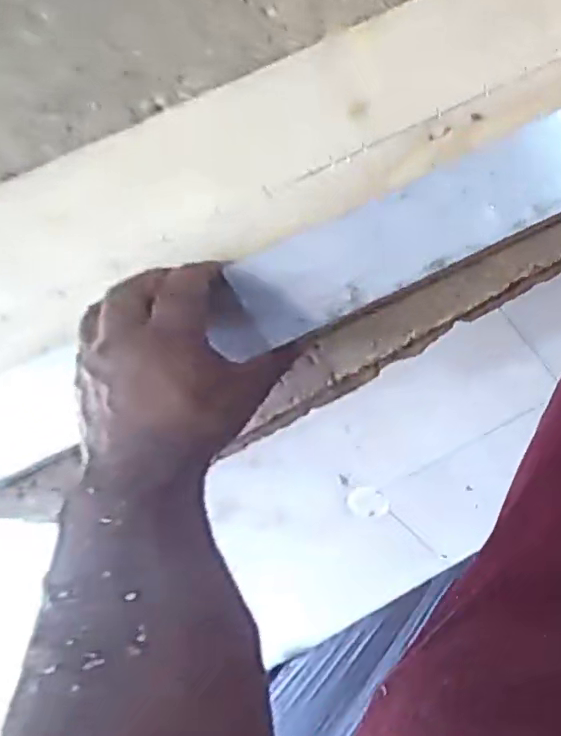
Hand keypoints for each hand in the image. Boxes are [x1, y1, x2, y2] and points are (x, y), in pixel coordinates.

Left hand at [77, 264, 296, 497]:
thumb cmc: (202, 422)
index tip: (221, 270)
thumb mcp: (250, 388)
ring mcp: (96, 354)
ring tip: (156, 298)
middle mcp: (124, 337)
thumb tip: (302, 340)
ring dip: (130, 295)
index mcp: (168, 336)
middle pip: (131, 289)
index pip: (181, 288)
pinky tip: (136, 332)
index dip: (202, 273)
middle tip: (188, 279)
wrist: (143, 464)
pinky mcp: (83, 371)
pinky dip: (114, 318)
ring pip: (102, 307)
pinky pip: (92, 330)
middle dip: (161, 278)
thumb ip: (274, 359)